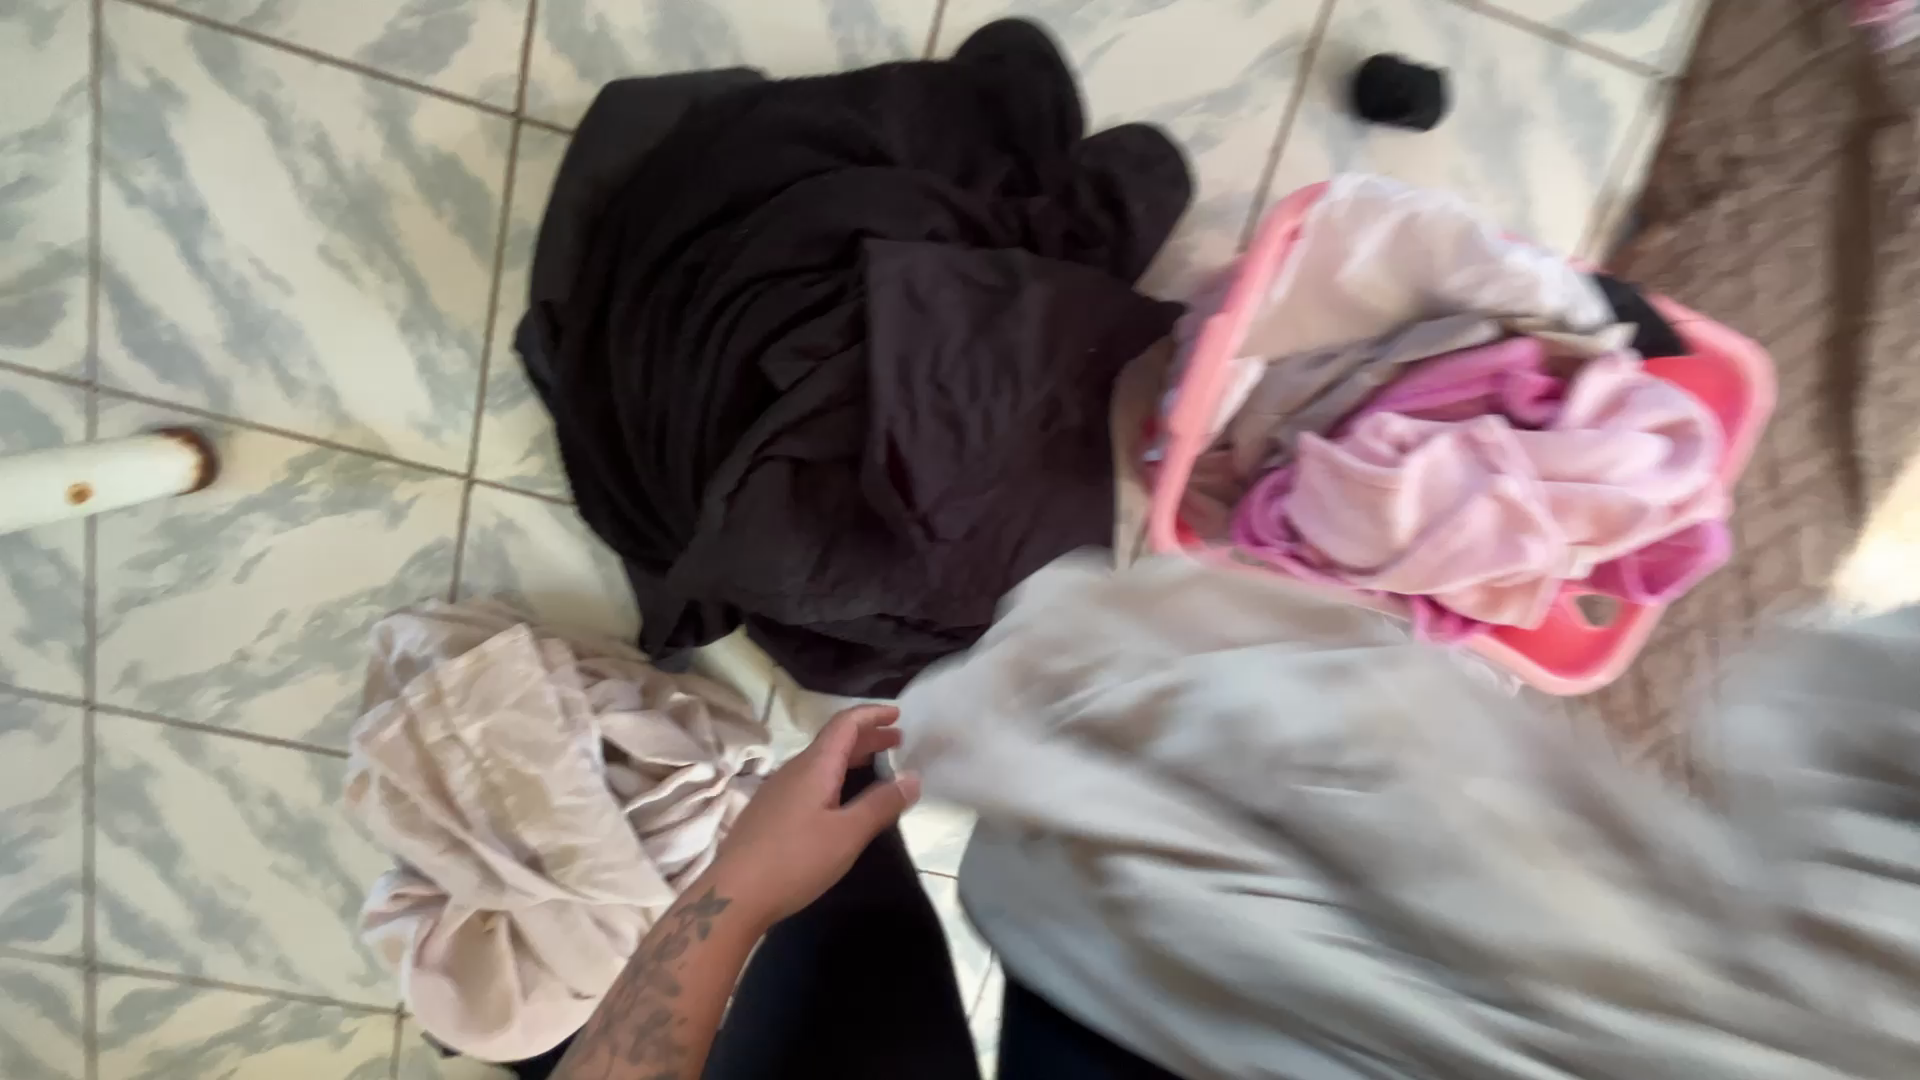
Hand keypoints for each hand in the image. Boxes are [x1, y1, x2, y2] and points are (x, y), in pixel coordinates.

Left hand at [704, 704, 921, 929]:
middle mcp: (795, 769)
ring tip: (876, 766)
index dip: (872, 714)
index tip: (897, 714)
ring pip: (821, 761)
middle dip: (868, 736)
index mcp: (815, 766)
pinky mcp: (769, 812)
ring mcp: (778, 790)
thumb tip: (913, 778)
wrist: (732, 896)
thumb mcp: (847, 835)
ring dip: (851, 757)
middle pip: (834, 740)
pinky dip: (834, 776)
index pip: (845, 723)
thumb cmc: (794, 860)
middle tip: (897, 741)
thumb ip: (881, 805)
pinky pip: (809, 779)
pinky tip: (840, 799)